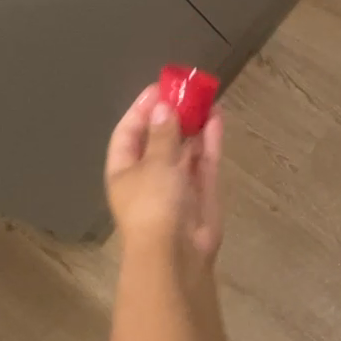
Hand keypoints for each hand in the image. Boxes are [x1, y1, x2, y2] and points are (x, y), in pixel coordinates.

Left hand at [105, 84, 223, 263]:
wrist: (175, 252)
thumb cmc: (153, 205)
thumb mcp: (153, 164)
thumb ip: (163, 135)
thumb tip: (165, 109)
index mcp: (124, 170)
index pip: (129, 132)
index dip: (142, 110)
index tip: (160, 88)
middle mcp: (150, 175)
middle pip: (159, 139)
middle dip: (172, 115)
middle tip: (187, 90)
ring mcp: (178, 183)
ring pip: (186, 149)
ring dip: (194, 125)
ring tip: (205, 99)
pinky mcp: (203, 191)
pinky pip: (205, 160)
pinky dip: (210, 140)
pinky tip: (216, 118)